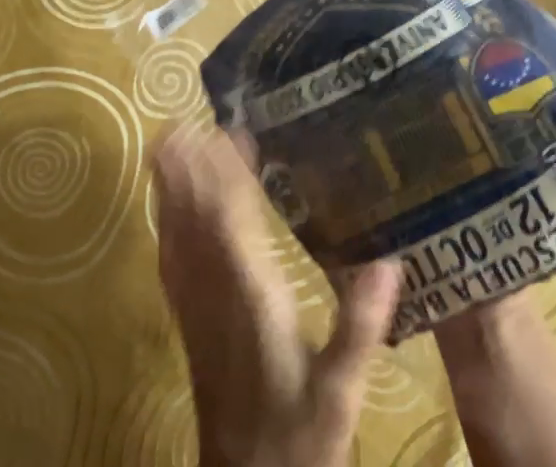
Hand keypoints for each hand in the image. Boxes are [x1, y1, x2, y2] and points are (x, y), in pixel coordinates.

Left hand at [152, 126, 401, 466]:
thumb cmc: (300, 437)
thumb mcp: (342, 391)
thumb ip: (361, 328)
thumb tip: (388, 263)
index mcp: (254, 303)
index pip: (234, 227)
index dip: (227, 177)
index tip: (230, 134)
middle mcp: (216, 298)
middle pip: (196, 222)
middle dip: (190, 170)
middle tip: (187, 121)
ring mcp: (196, 311)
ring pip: (177, 238)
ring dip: (172, 190)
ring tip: (167, 144)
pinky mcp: (189, 324)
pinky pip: (172, 263)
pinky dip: (167, 226)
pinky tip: (166, 209)